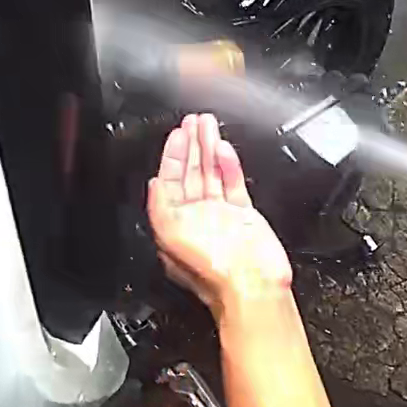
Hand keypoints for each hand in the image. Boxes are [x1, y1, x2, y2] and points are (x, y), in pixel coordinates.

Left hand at [147, 113, 290, 314]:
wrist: (251, 285)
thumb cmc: (212, 271)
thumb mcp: (170, 234)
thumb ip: (160, 204)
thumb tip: (155, 182)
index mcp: (175, 222)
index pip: (171, 180)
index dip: (173, 155)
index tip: (177, 134)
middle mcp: (197, 217)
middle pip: (192, 172)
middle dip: (192, 144)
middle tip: (193, 121)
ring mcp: (221, 214)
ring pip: (213, 173)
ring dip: (210, 148)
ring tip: (209, 125)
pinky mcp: (243, 215)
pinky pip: (233, 184)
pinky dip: (230, 165)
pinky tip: (224, 150)